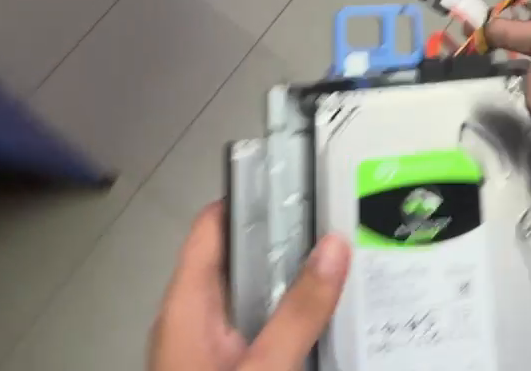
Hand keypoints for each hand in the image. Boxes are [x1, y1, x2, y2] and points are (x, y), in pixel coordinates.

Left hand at [148, 203, 350, 370]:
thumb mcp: (262, 369)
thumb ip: (299, 312)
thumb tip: (336, 243)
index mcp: (185, 306)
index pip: (213, 223)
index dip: (253, 194)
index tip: (302, 179)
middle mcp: (192, 320)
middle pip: (240, 256)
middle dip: (288, 237)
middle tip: (340, 220)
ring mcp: (207, 350)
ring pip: (254, 294)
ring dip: (294, 279)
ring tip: (344, 260)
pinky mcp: (227, 368)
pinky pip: (260, 327)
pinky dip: (290, 316)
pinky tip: (327, 317)